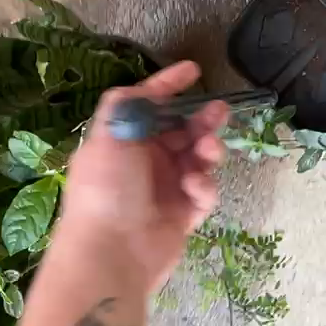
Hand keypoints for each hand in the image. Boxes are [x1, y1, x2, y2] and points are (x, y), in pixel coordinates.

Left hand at [57, 62, 227, 293]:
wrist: (110, 255)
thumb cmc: (106, 189)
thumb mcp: (108, 136)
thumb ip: (125, 104)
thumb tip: (144, 90)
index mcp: (124, 141)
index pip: (149, 105)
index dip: (169, 85)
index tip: (194, 70)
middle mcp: (145, 162)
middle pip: (181, 130)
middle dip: (201, 119)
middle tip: (220, 113)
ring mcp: (165, 188)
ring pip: (198, 158)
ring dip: (207, 150)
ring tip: (209, 152)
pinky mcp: (183, 215)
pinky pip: (203, 192)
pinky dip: (203, 187)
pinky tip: (194, 189)